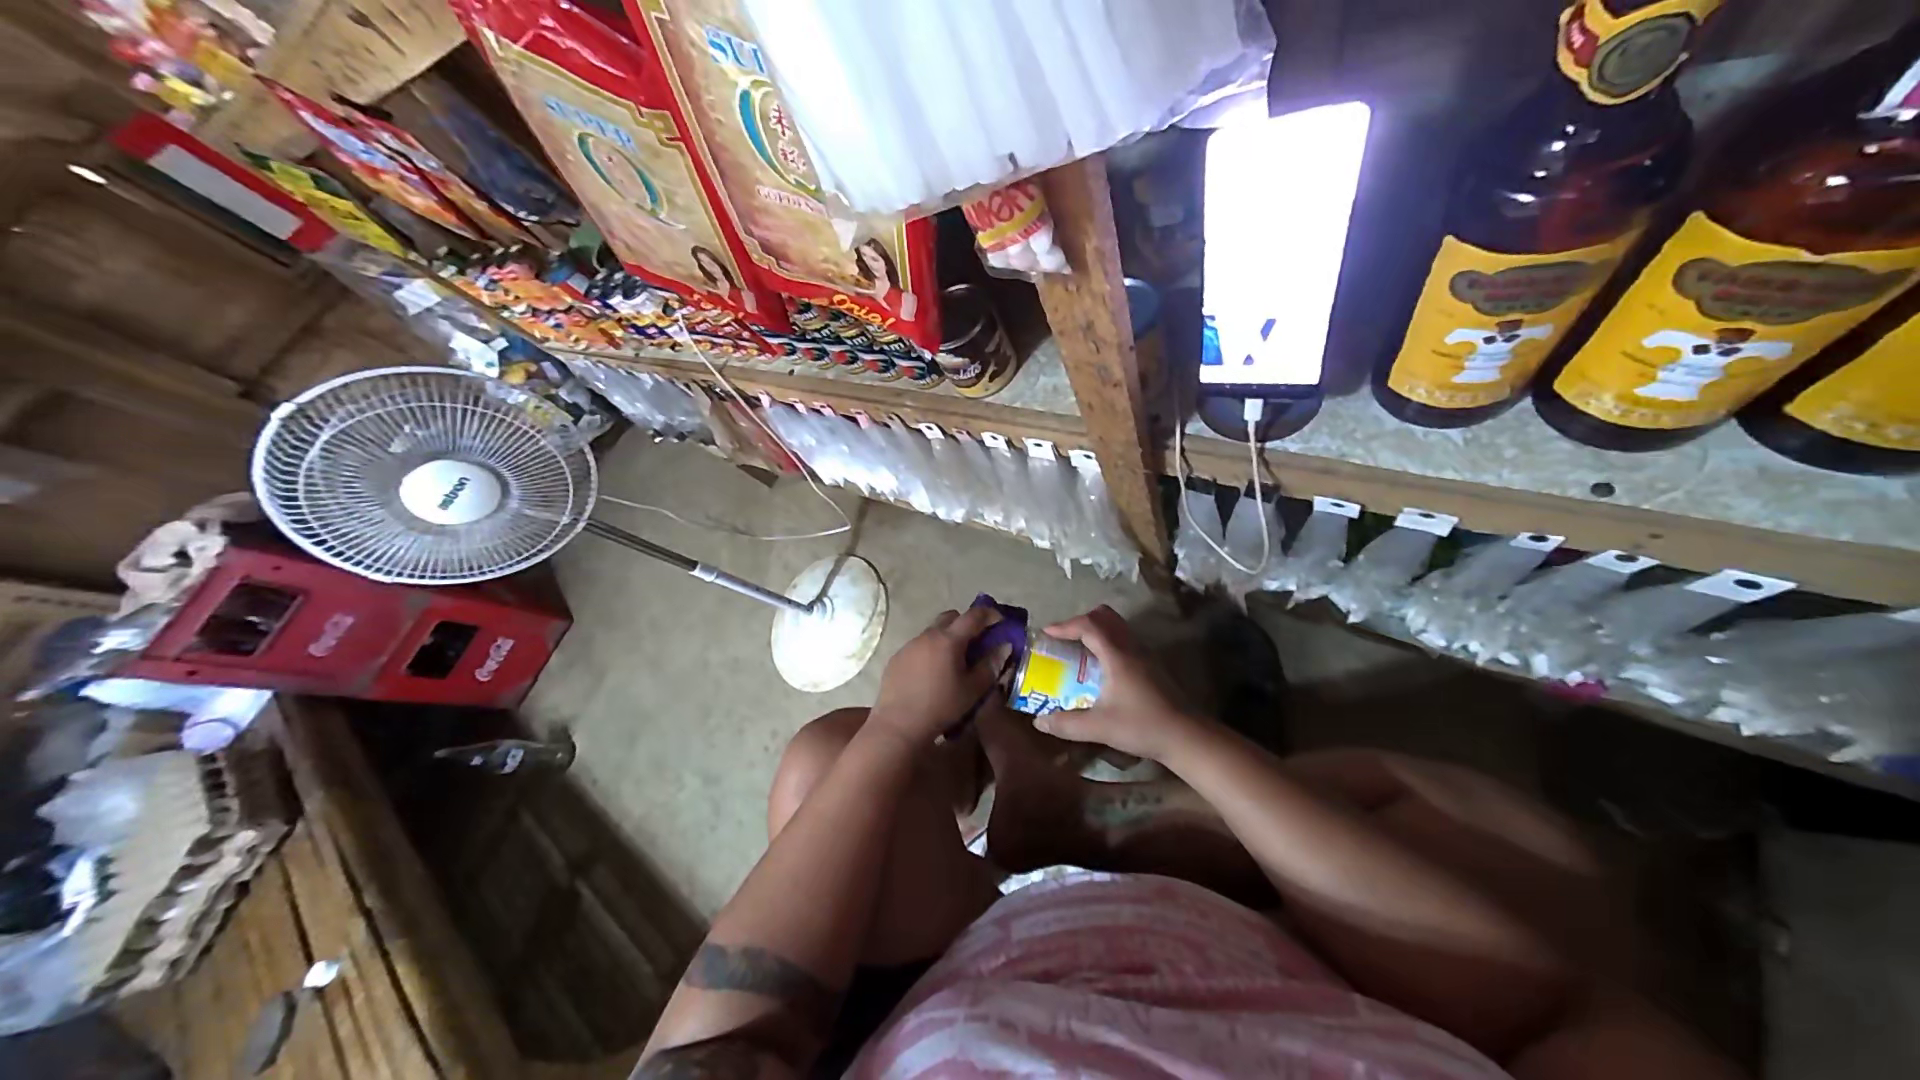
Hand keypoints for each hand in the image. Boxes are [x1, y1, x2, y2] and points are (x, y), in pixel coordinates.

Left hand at [868, 606, 1006, 745]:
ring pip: (933, 631)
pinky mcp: (897, 658)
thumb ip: (991, 665)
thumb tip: (1004, 646)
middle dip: (967, 624)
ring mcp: (909, 645)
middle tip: (977, 642)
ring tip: (954, 661)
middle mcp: (927, 635)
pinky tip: (932, 674)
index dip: (990, 614)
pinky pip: (918, 646)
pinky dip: (931, 651)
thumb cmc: (941, 707)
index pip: (974, 616)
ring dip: (947, 638)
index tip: (1001, 622)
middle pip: (951, 617)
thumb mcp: (973, 690)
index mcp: (949, 640)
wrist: (898, 725)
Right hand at [1033, 605, 1209, 761]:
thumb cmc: (1143, 726)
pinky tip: (1099, 667)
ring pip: (1117, 626)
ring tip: (1077, 651)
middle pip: (1104, 616)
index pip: (1089, 625)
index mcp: (1118, 655)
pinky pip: (1124, 639)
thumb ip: (1066, 724)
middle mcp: (1132, 647)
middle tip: (1062, 639)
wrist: (1187, 736)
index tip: (1046, 634)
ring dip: (1094, 631)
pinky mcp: (1151, 665)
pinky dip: (1106, 642)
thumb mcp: (1099, 727)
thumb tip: (1038, 721)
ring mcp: (1144, 654)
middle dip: (1079, 622)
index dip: (1065, 625)